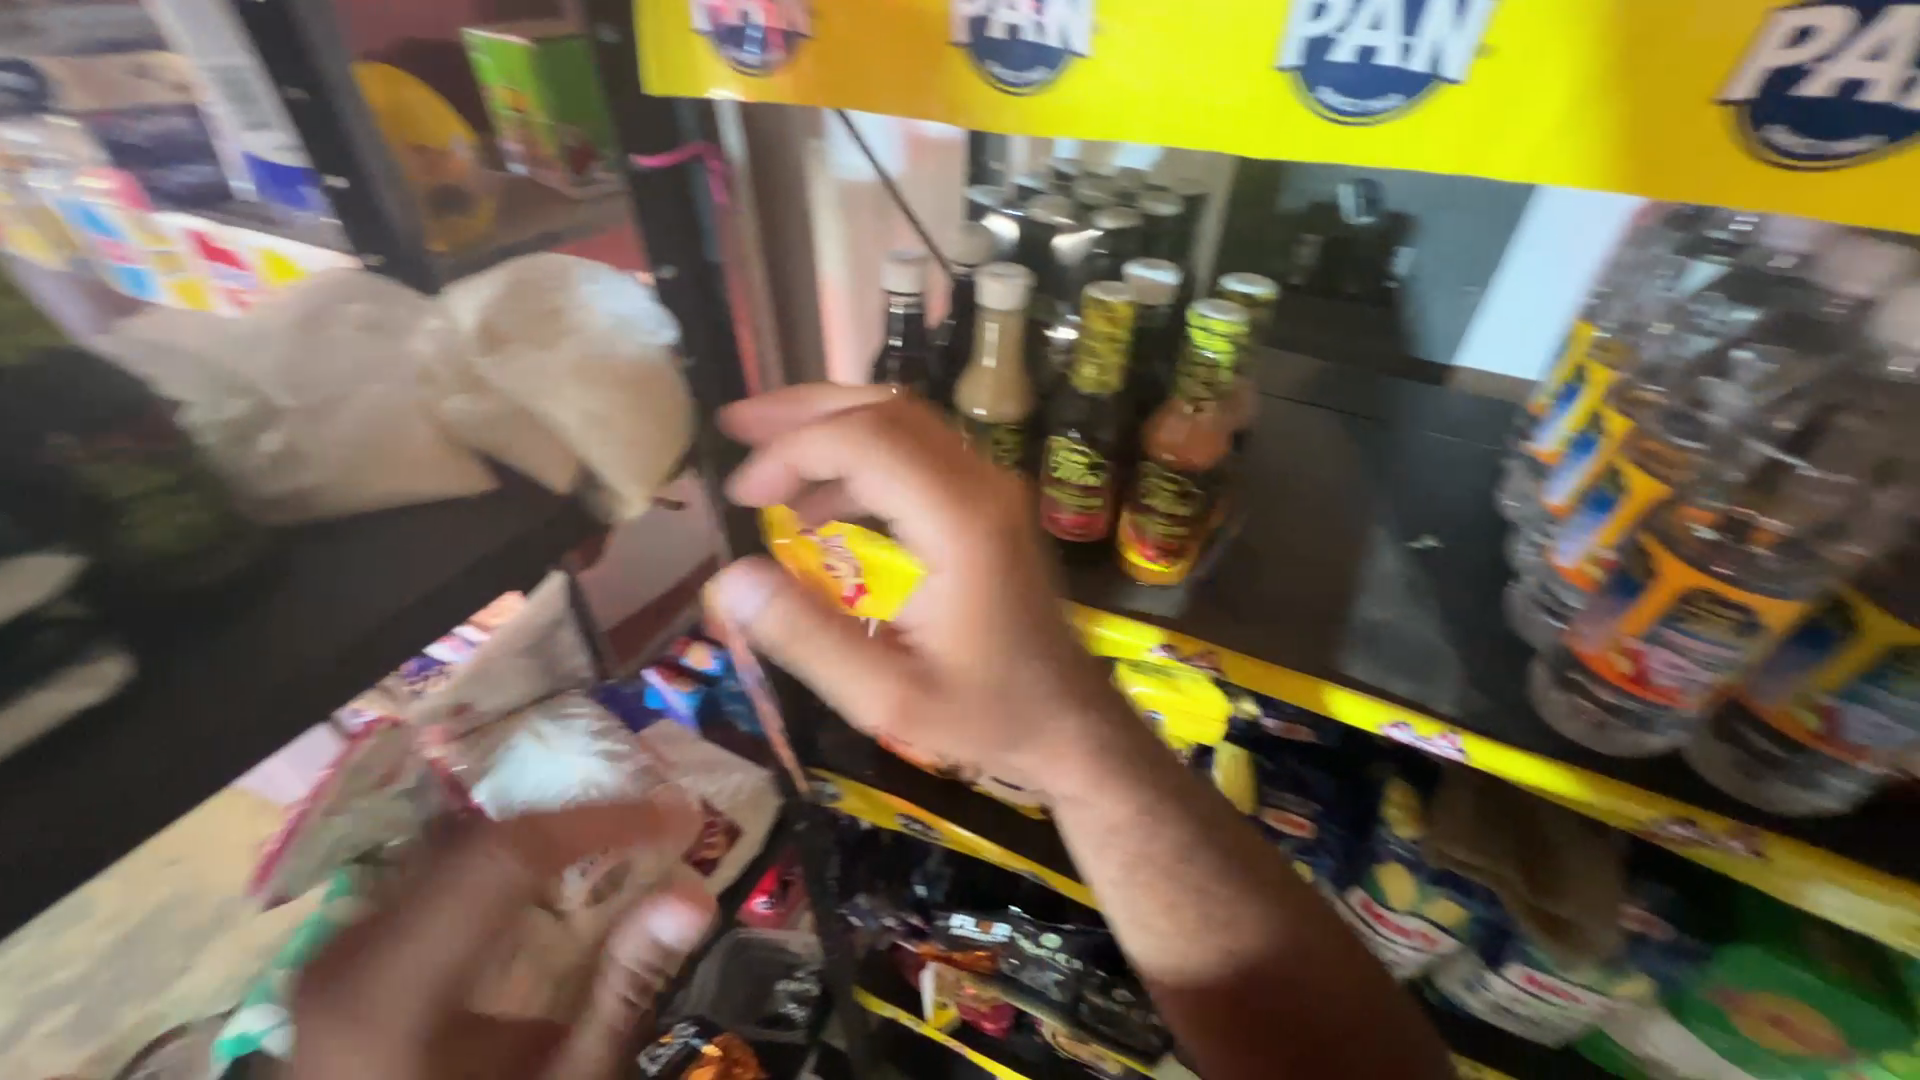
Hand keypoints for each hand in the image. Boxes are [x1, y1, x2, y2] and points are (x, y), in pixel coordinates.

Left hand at [291, 796, 715, 1079]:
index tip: (678, 814)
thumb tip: (692, 897)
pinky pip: (440, 875)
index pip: (508, 859)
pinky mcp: (346, 954)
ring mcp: (338, 950)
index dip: (600, 822)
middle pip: (486, 845)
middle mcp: (350, 956)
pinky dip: (510, 865)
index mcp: (392, 995)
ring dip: (548, 838)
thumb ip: (620, 992)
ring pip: (462, 851)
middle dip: (582, 823)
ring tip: (621, 839)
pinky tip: (555, 877)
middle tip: (658, 821)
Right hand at [705, 384, 1139, 799]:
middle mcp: (982, 486)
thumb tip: (728, 581)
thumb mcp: (886, 697)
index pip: (867, 440)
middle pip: (887, 409)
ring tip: (767, 468)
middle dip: (804, 412)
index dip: (793, 450)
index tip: (742, 494)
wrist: (1068, 720)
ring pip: (904, 422)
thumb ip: (806, 637)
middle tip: (737, 426)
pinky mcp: (989, 504)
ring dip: (831, 431)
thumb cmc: (984, 715)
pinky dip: (862, 462)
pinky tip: (821, 507)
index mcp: (960, 523)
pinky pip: (919, 454)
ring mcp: (992, 489)